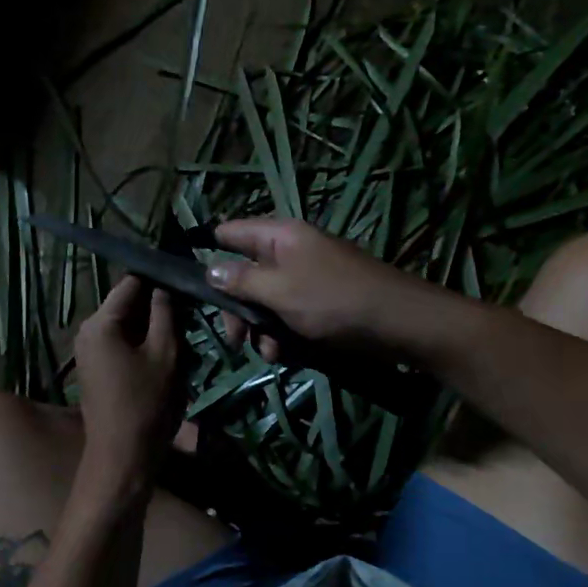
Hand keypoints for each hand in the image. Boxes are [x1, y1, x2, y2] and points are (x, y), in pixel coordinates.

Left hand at [73, 276, 179, 471]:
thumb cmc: (146, 402)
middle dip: (160, 305)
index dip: (159, 277)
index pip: (131, 283)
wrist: (123, 455)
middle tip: (193, 311)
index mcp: (100, 323)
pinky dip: (146, 344)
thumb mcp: (164, 353)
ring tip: (186, 335)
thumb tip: (165, 285)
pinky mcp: (99, 368)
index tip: (187, 279)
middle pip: (129, 304)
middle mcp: (88, 330)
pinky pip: (125, 343)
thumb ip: (165, 313)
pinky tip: (170, 355)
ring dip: (156, 327)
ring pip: (130, 325)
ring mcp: (91, 350)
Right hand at [206, 218, 444, 359]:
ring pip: (267, 302)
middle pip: (246, 274)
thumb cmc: (333, 300)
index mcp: (281, 236)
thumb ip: (241, 280)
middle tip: (236, 338)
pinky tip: (288, 355)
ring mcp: (308, 279)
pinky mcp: (322, 305)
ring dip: (262, 330)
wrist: (396, 322)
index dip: (209, 251)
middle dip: (238, 308)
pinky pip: (290, 317)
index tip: (191, 281)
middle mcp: (292, 252)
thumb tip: (209, 268)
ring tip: (272, 352)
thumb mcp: (279, 290)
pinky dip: (285, 336)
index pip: (232, 232)